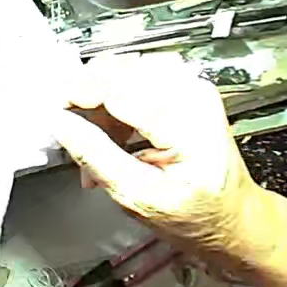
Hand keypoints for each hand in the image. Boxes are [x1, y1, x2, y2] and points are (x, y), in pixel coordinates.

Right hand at [49, 55, 286, 282]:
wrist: (232, 216)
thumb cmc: (195, 215)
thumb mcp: (138, 197)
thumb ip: (96, 157)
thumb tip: (60, 124)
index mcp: (188, 125)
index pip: (120, 89)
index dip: (80, 94)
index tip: (54, 111)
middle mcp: (193, 95)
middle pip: (120, 71)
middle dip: (86, 95)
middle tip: (68, 126)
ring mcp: (190, 87)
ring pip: (123, 70)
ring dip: (97, 98)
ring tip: (91, 136)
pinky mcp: (184, 87)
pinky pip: (134, 77)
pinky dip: (112, 100)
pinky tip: (108, 130)